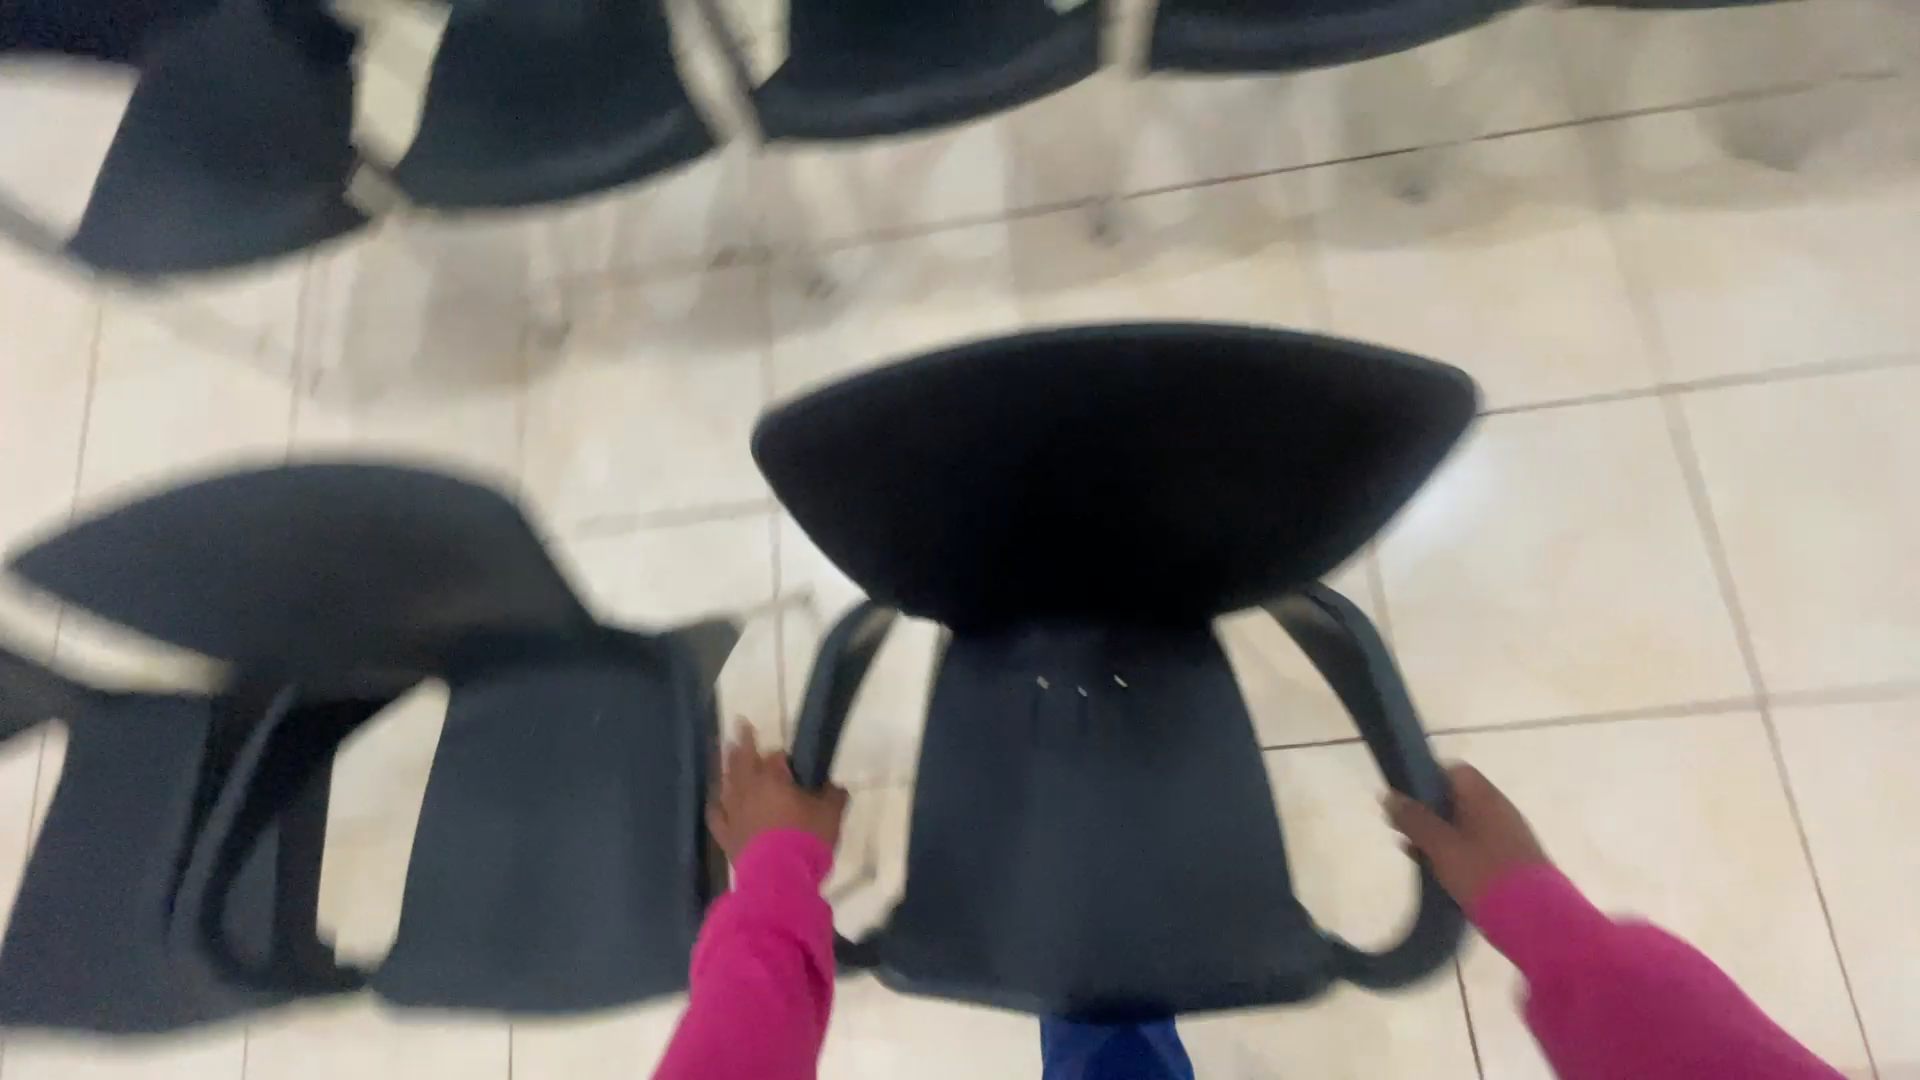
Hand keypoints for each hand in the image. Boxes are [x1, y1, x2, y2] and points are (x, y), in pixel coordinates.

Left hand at [706, 723, 849, 862]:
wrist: (778, 878)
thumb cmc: (806, 839)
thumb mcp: (831, 814)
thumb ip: (834, 796)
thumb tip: (836, 787)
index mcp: (773, 779)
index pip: (775, 758)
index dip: (783, 758)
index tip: (792, 763)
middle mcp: (748, 790)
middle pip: (743, 760)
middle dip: (743, 741)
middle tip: (739, 724)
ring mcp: (733, 813)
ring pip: (727, 782)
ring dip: (727, 766)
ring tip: (724, 752)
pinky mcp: (726, 835)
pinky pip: (717, 815)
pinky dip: (716, 804)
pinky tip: (717, 800)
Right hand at [1385, 763, 1548, 909]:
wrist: (1542, 929)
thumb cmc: (1485, 875)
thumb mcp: (1440, 846)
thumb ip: (1413, 819)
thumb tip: (1389, 795)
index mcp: (1485, 799)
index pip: (1454, 771)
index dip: (1427, 777)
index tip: (1406, 797)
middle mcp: (1500, 812)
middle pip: (1457, 799)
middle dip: (1428, 812)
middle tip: (1404, 829)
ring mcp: (1509, 840)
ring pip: (1464, 826)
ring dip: (1439, 836)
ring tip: (1417, 854)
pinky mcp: (1512, 865)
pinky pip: (1476, 849)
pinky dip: (1456, 854)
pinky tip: (1439, 873)